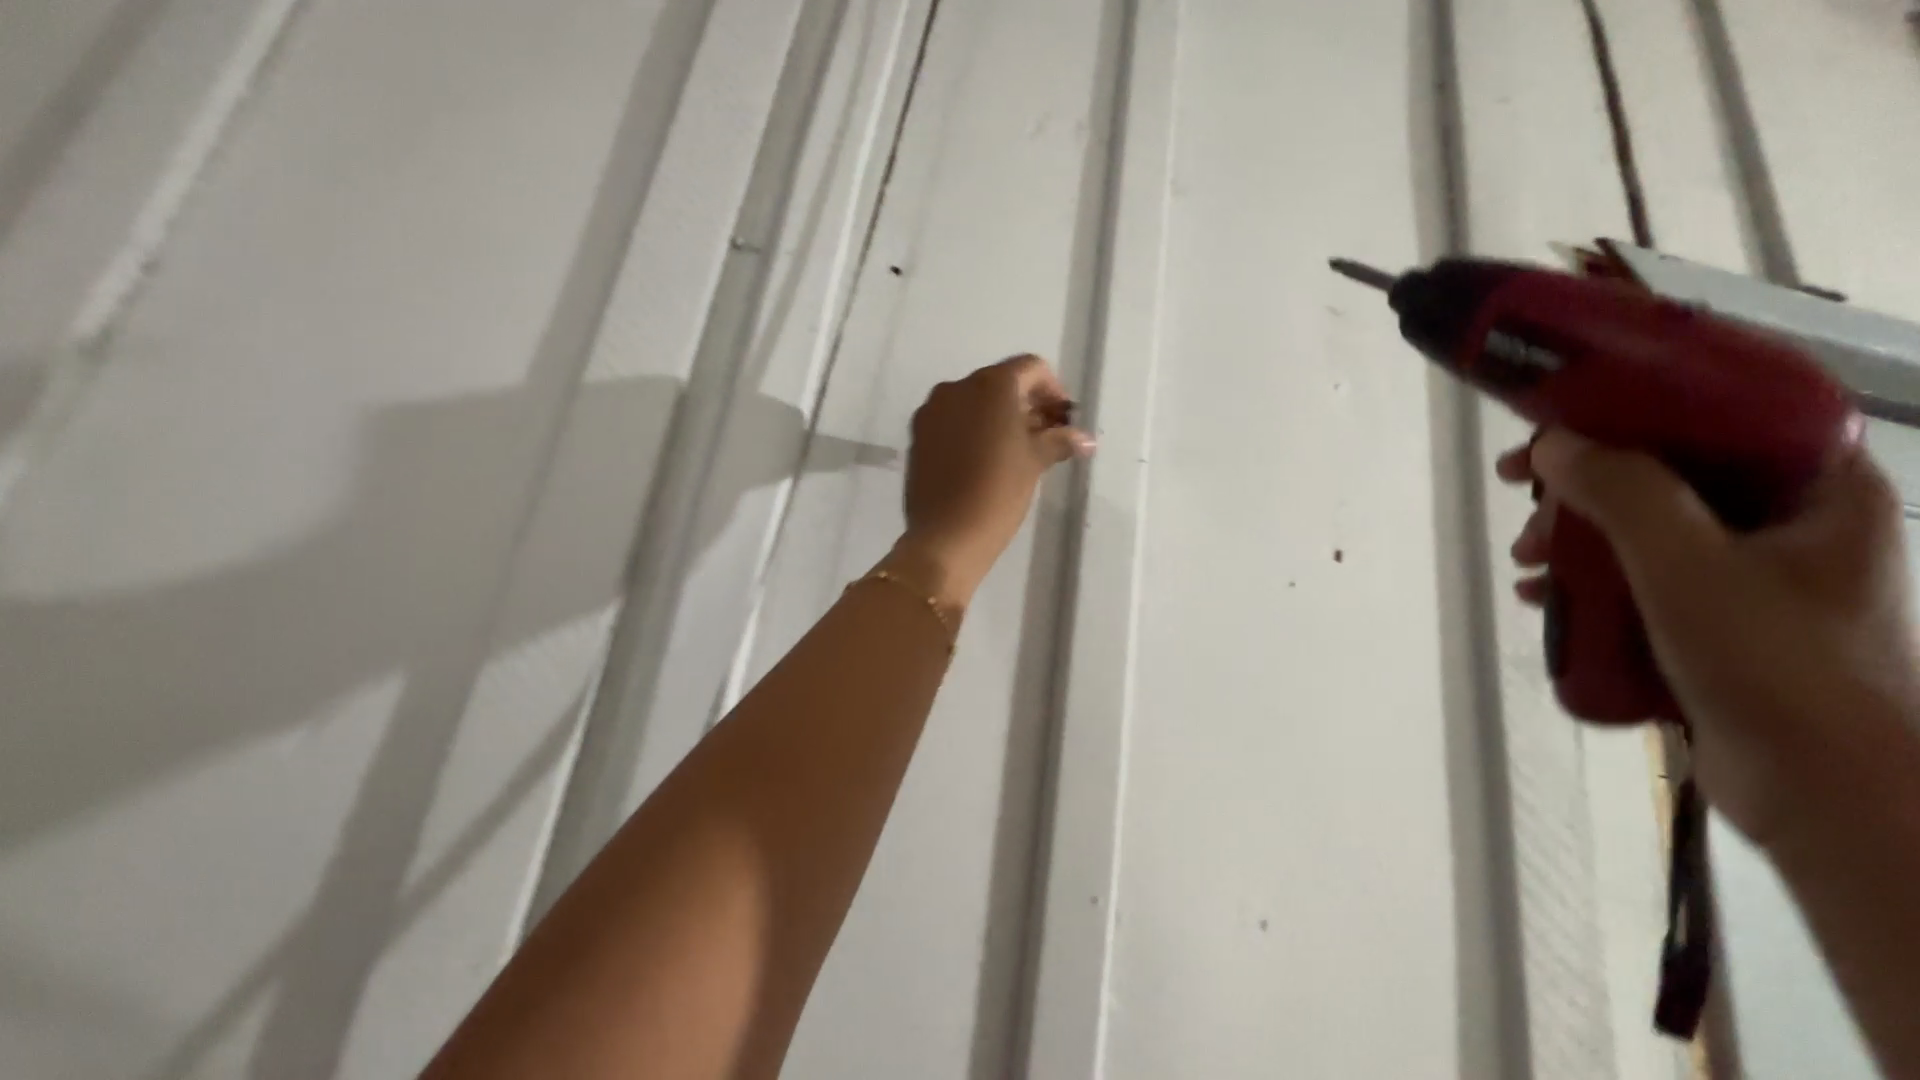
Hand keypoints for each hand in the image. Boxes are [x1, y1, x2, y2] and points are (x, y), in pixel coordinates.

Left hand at [886, 355, 1093, 608]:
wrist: (946, 537)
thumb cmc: (998, 492)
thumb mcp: (1035, 462)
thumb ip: (1060, 441)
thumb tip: (1086, 439)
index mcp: (991, 384)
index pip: (1031, 369)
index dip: (1053, 390)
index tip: (1063, 419)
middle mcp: (957, 387)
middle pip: (1001, 383)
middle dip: (1026, 405)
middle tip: (1046, 436)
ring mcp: (932, 411)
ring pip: (974, 402)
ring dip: (999, 417)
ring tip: (1017, 450)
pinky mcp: (917, 435)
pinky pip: (952, 421)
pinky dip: (973, 430)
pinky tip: (986, 459)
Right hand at [1502, 429, 1919, 845]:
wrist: (1827, 797)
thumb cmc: (1775, 664)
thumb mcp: (1687, 566)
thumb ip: (1622, 493)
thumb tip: (1553, 446)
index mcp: (1821, 489)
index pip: (1734, 407)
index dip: (1647, 399)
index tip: (1572, 410)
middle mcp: (1795, 521)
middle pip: (1676, 468)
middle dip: (1590, 480)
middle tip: (1523, 489)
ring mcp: (1759, 575)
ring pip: (1651, 525)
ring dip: (1579, 534)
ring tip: (1525, 559)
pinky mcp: (1723, 621)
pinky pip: (1645, 576)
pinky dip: (1593, 579)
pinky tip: (1546, 597)